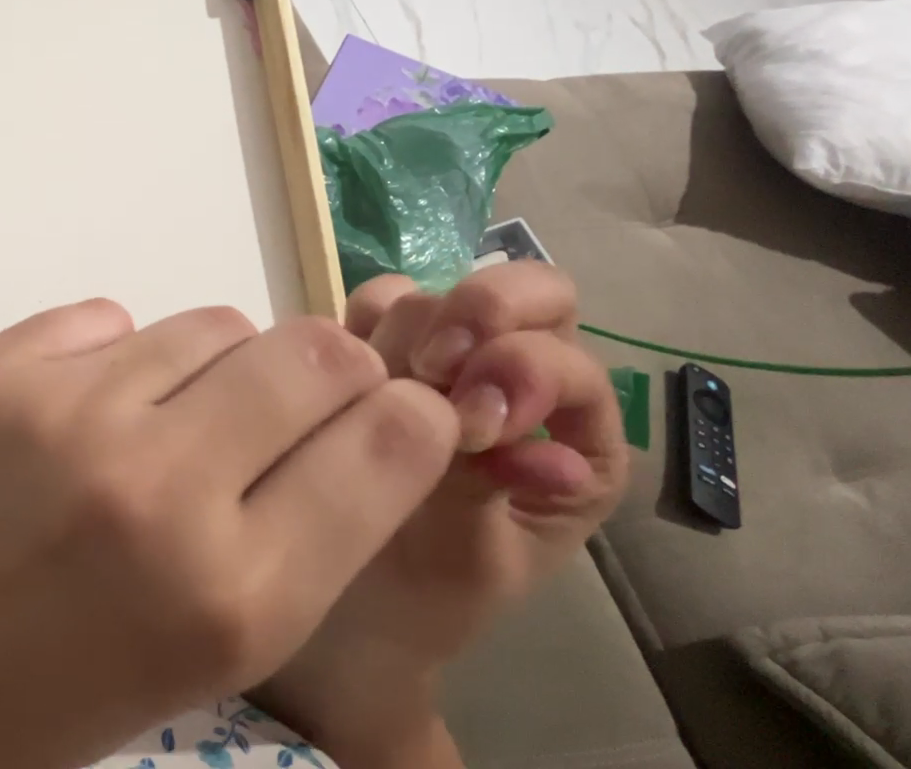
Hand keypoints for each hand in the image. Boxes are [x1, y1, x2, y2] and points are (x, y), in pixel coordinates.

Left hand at [0, 300, 463, 768]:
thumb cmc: (78, 672)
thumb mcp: (222, 641)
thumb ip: (309, 527)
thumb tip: (373, 407)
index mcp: (234, 595)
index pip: (389, 444)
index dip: (410, 415)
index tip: (396, 410)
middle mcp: (155, 489)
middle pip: (313, 354)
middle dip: (330, 368)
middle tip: (289, 397)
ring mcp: (66, 414)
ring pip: (213, 323)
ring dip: (216, 363)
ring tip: (167, 416)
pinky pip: (113, 317)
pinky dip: (119, 354)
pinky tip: (83, 409)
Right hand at [252, 264, 629, 762]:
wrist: (344, 616)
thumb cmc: (425, 600)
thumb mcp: (475, 558)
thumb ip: (481, 478)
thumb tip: (488, 407)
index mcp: (570, 439)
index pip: (569, 360)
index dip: (526, 367)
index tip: (470, 418)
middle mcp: (510, 385)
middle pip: (523, 294)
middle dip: (478, 312)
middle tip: (427, 367)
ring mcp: (434, 364)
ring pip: (433, 294)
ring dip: (405, 330)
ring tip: (374, 394)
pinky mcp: (369, 358)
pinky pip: (366, 307)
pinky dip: (355, 324)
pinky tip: (339, 375)